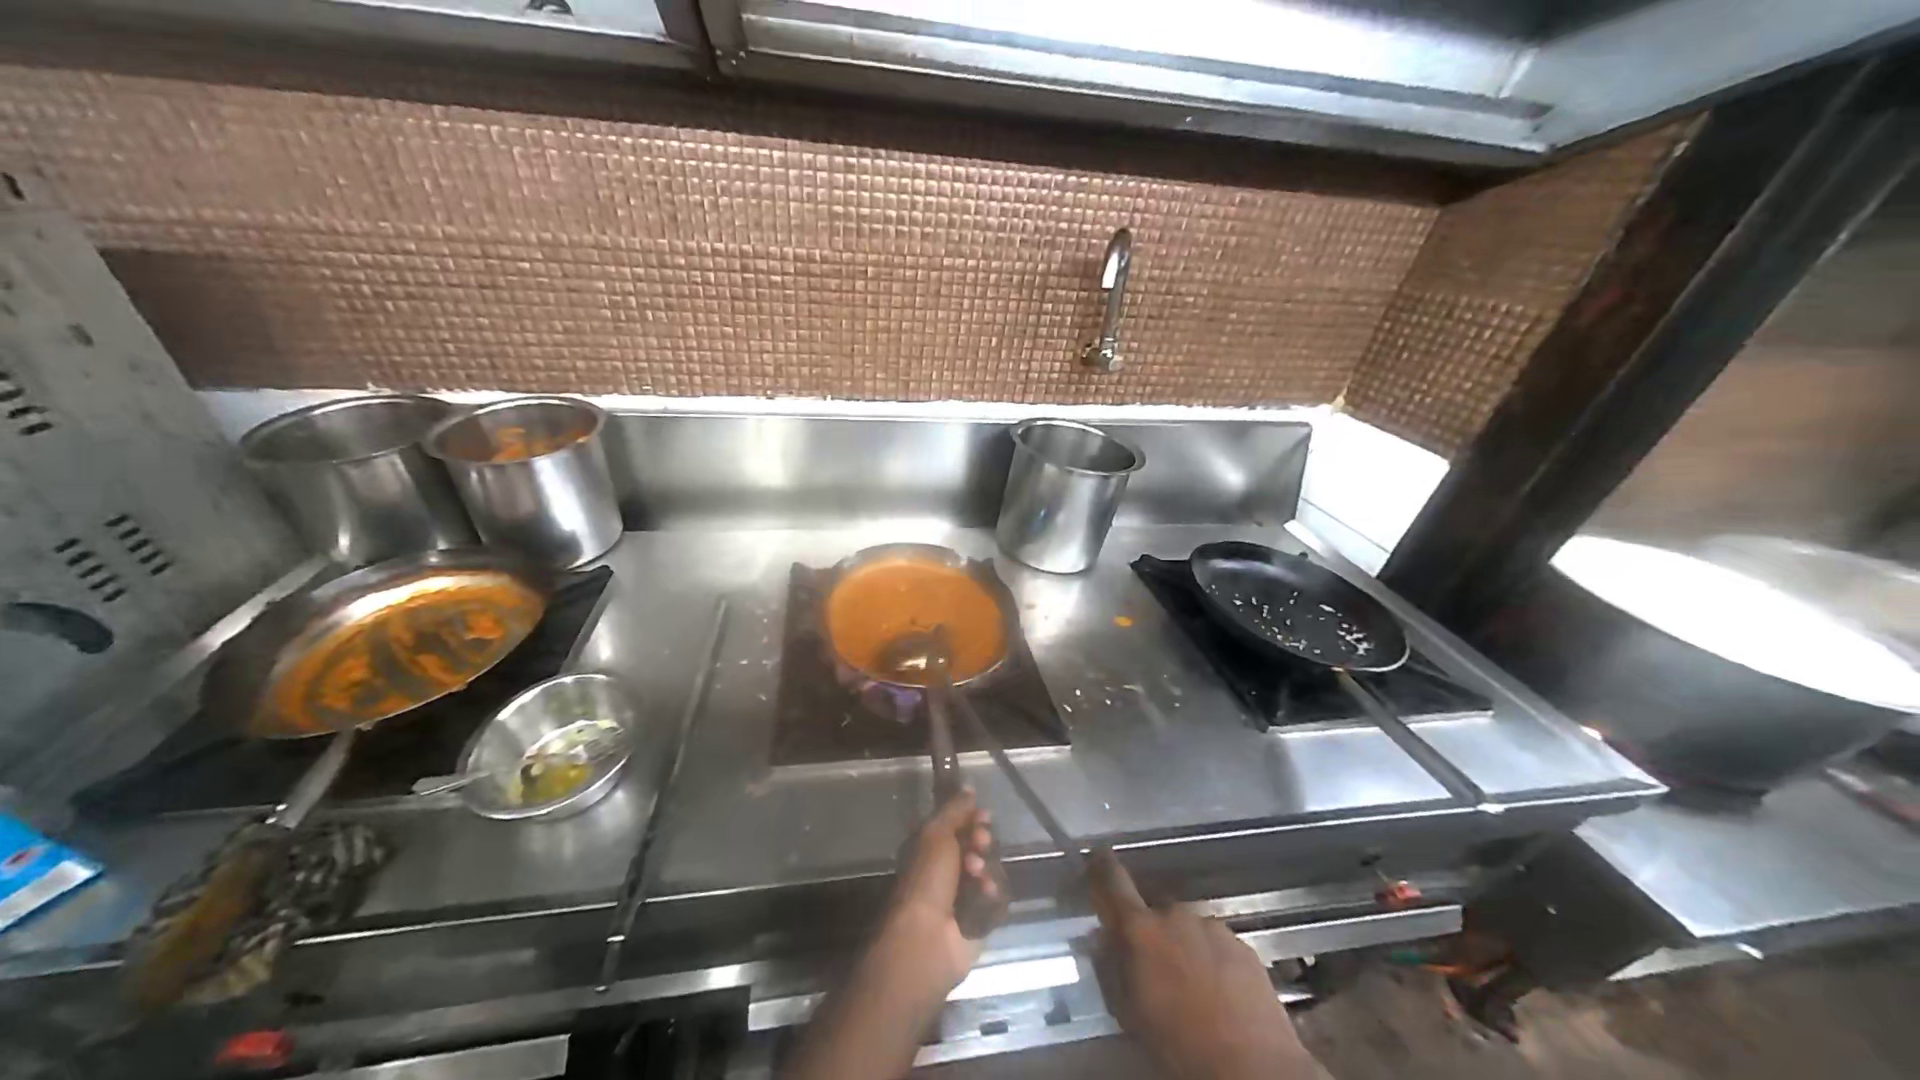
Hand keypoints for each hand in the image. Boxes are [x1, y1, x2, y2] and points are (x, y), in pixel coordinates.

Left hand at [874, 788, 999, 995]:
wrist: (927, 937)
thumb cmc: (926, 879)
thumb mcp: (936, 834)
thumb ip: (955, 810)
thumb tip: (969, 789)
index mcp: (931, 849)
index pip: (959, 826)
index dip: (973, 819)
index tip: (983, 817)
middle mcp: (947, 871)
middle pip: (979, 847)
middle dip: (982, 843)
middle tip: (979, 844)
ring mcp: (963, 897)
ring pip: (991, 872)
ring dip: (987, 869)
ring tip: (977, 876)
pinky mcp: (979, 920)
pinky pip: (996, 900)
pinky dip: (991, 895)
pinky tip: (984, 896)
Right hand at [1087, 848, 1321, 1079]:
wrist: (1253, 1068)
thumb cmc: (1179, 1043)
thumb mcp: (1129, 1011)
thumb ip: (1110, 966)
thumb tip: (1102, 938)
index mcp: (1141, 928)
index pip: (1113, 881)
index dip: (1101, 865)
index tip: (1097, 855)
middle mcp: (1175, 915)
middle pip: (1153, 908)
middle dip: (1149, 927)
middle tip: (1150, 962)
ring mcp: (1213, 927)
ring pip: (1186, 926)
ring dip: (1182, 944)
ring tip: (1188, 984)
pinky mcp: (1243, 944)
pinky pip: (1215, 943)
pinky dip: (1210, 958)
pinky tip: (1216, 991)